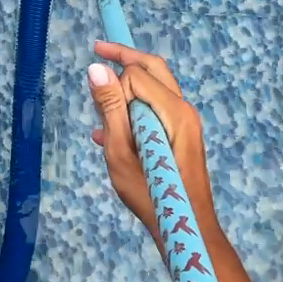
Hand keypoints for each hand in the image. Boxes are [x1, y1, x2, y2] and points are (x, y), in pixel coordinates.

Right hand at [84, 41, 214, 235]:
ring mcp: (185, 122)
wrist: (186, 231)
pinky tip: (107, 133)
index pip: (137, 74)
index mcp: (173, 112)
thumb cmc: (152, 195)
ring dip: (126, 86)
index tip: (98, 105)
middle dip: (124, 58)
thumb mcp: (121, 152)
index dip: (115, 85)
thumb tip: (96, 68)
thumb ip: (110, 108)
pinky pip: (155, 107)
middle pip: (152, 67)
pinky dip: (133, 108)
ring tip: (97, 105)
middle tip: (97, 50)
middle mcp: (184, 109)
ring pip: (154, 86)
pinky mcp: (182, 135)